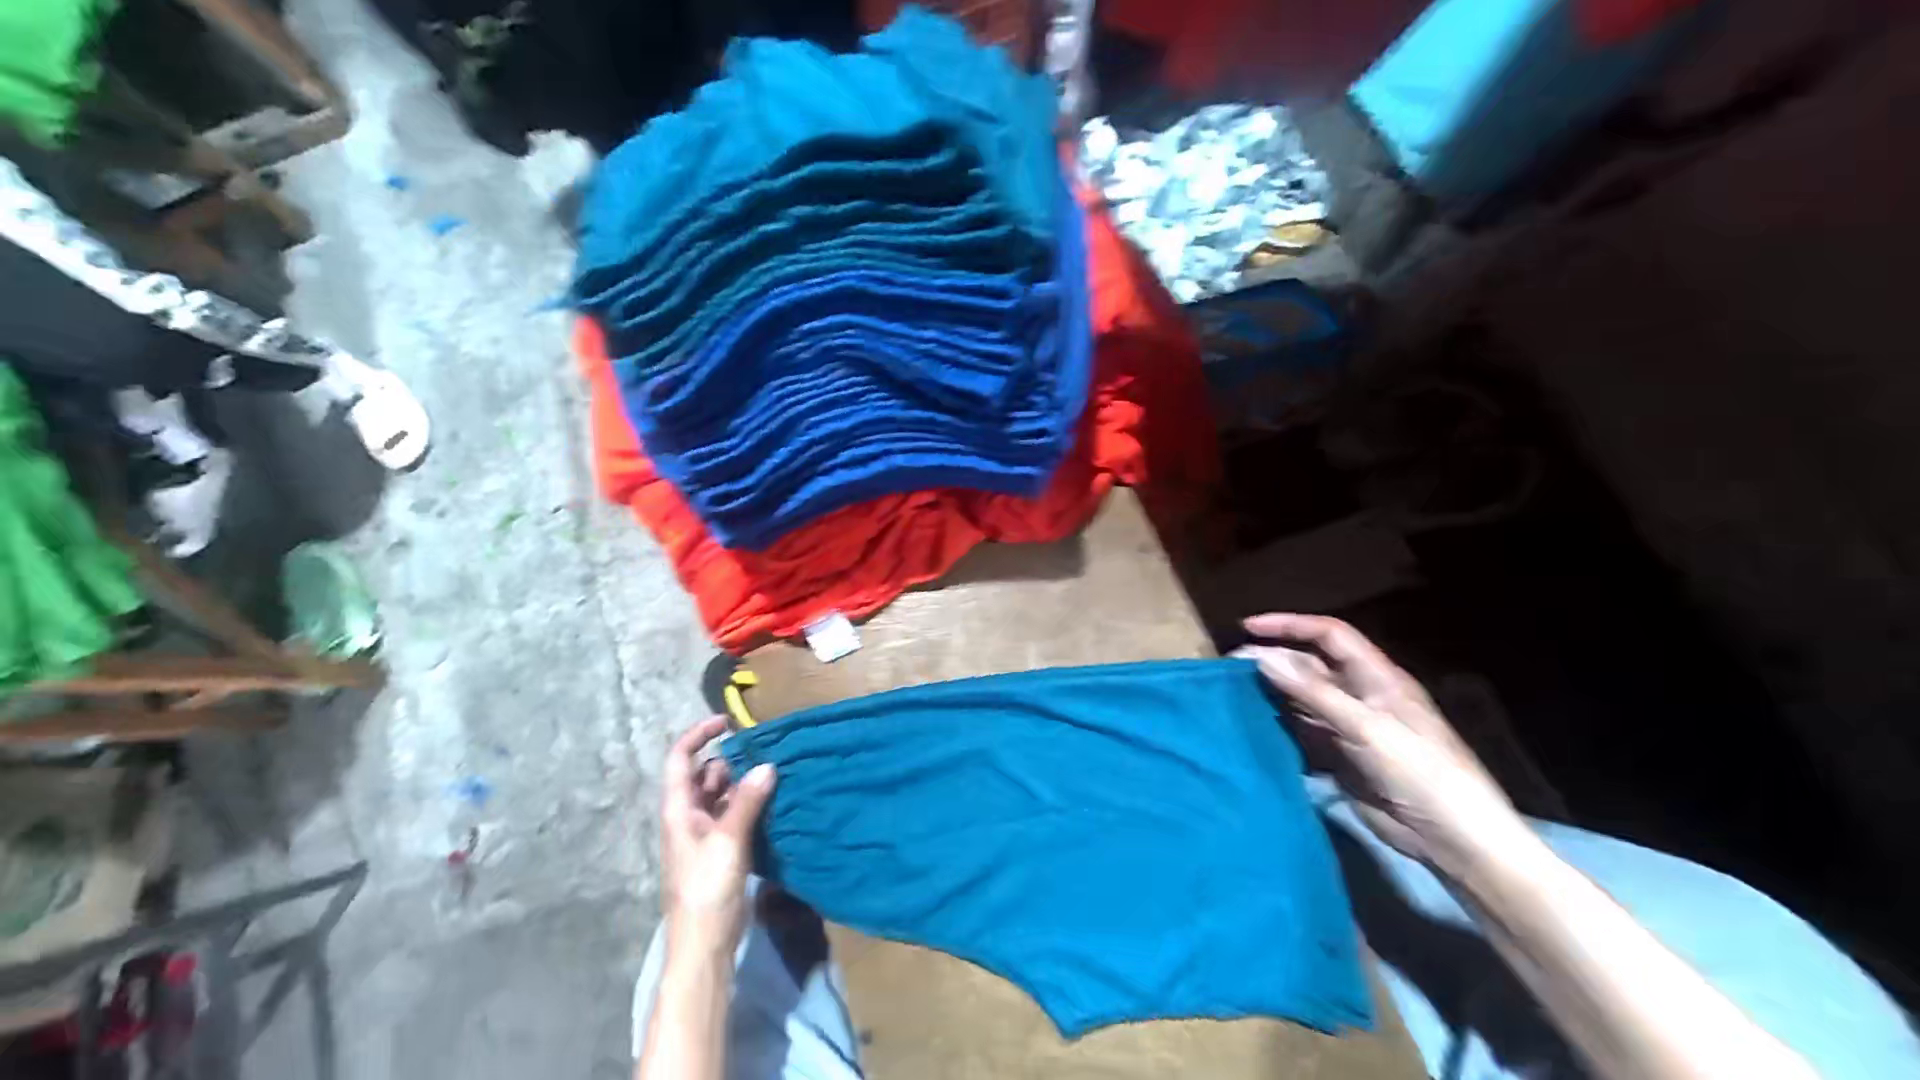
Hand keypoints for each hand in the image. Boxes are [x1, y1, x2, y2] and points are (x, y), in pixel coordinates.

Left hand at [659, 716, 775, 957]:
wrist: (704, 943)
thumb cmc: (707, 889)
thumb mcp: (729, 840)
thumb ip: (748, 801)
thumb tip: (766, 765)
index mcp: (678, 809)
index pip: (680, 759)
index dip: (698, 735)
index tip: (728, 722)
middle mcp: (688, 816)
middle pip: (704, 774)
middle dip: (730, 759)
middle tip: (763, 752)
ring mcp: (704, 834)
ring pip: (721, 794)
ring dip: (742, 782)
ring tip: (772, 772)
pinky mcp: (720, 849)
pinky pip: (733, 814)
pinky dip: (749, 802)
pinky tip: (772, 800)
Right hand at [1234, 614, 1521, 872]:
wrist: (1454, 839)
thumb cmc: (1421, 773)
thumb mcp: (1367, 727)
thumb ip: (1313, 693)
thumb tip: (1263, 658)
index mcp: (1378, 678)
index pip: (1329, 635)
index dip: (1290, 626)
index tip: (1248, 628)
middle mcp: (1362, 695)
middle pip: (1311, 665)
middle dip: (1273, 660)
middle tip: (1231, 667)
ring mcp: (1350, 727)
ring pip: (1303, 698)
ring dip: (1272, 692)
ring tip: (1234, 692)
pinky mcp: (1341, 757)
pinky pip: (1303, 731)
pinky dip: (1279, 725)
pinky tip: (1255, 725)